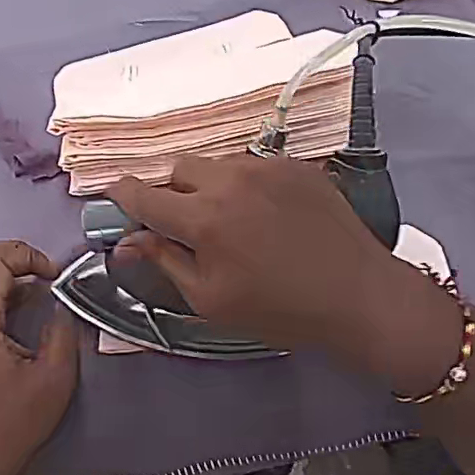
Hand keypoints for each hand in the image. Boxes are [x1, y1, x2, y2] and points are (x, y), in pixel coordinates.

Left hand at [0, 241, 79, 474]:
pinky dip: (0, 286)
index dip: (29, 256)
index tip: (57, 277)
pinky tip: (27, 306)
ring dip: (7, 269)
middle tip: (47, 272)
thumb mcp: (56, 377)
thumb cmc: (16, 422)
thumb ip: (62, 329)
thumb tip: (64, 300)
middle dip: (14, 253)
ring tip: (41, 287)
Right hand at [106, 156, 460, 396]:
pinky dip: (245, 184)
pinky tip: (265, 214)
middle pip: (178, 170)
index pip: (143, 194)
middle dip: (170, 193)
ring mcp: (268, 167)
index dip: (122, 196)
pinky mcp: (297, 166)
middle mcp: (231, 180)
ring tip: (232, 221)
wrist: (357, 295)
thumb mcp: (211, 299)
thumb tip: (128, 241)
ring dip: (209, 186)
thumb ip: (164, 262)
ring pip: (217, 164)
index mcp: (204, 218)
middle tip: (184, 225)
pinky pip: (254, 165)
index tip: (116, 200)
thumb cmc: (280, 309)